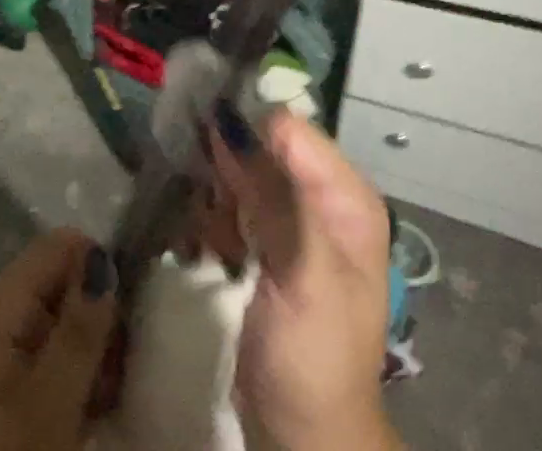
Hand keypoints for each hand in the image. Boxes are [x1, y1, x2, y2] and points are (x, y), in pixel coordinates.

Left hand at [0, 228, 117, 450]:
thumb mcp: (51, 399)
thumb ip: (79, 329)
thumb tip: (103, 259)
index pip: (58, 247)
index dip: (100, 269)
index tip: (129, 312)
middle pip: (65, 281)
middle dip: (102, 314)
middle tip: (118, 364)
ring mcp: (5, 346)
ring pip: (69, 320)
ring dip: (97, 349)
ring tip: (107, 389)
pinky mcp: (14, 379)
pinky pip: (60, 352)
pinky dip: (83, 371)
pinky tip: (94, 404)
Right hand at [211, 105, 401, 450]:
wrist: (302, 425)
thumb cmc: (314, 354)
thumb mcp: (304, 275)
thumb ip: (282, 198)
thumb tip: (253, 122)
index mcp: (345, 200)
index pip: (292, 132)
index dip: (247, 122)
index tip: (198, 123)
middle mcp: (319, 202)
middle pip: (262, 149)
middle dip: (223, 159)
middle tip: (196, 186)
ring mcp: (289, 224)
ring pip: (238, 176)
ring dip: (212, 192)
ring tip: (206, 228)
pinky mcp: (261, 245)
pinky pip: (227, 207)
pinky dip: (210, 216)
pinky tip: (204, 242)